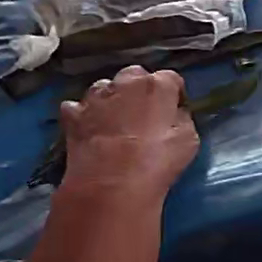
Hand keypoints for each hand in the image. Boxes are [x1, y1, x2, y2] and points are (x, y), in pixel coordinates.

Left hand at [60, 66, 198, 197]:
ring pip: (105, 87)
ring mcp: (94, 97)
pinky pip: (79, 107)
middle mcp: (124, 82)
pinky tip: (91, 129)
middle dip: (141, 90)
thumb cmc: (157, 162)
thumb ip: (182, 118)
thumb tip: (175, 113)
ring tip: (116, 122)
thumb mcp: (189, 140)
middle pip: (135, 76)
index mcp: (157, 85)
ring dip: (112, 98)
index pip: (171, 79)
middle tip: (145, 114)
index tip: (175, 110)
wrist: (110, 184)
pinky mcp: (72, 115)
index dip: (174, 95)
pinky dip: (85, 115)